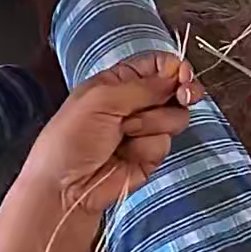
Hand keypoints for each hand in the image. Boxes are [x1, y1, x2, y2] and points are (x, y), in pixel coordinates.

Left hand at [19, 52, 201, 216]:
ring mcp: (144, 129)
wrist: (66, 186)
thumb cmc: (71, 136)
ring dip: (152, 124)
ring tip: (124, 133)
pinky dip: (146, 148)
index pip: (156, 64)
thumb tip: (176, 75)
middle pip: (174, 89)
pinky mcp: (150, 154)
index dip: (174, 67)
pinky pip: (164, 143)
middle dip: (180, 93)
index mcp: (118, 81)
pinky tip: (126, 154)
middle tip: (183, 96)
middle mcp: (134, 102)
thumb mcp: (101, 100)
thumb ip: (141, 87)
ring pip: (174, 117)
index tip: (184, 76)